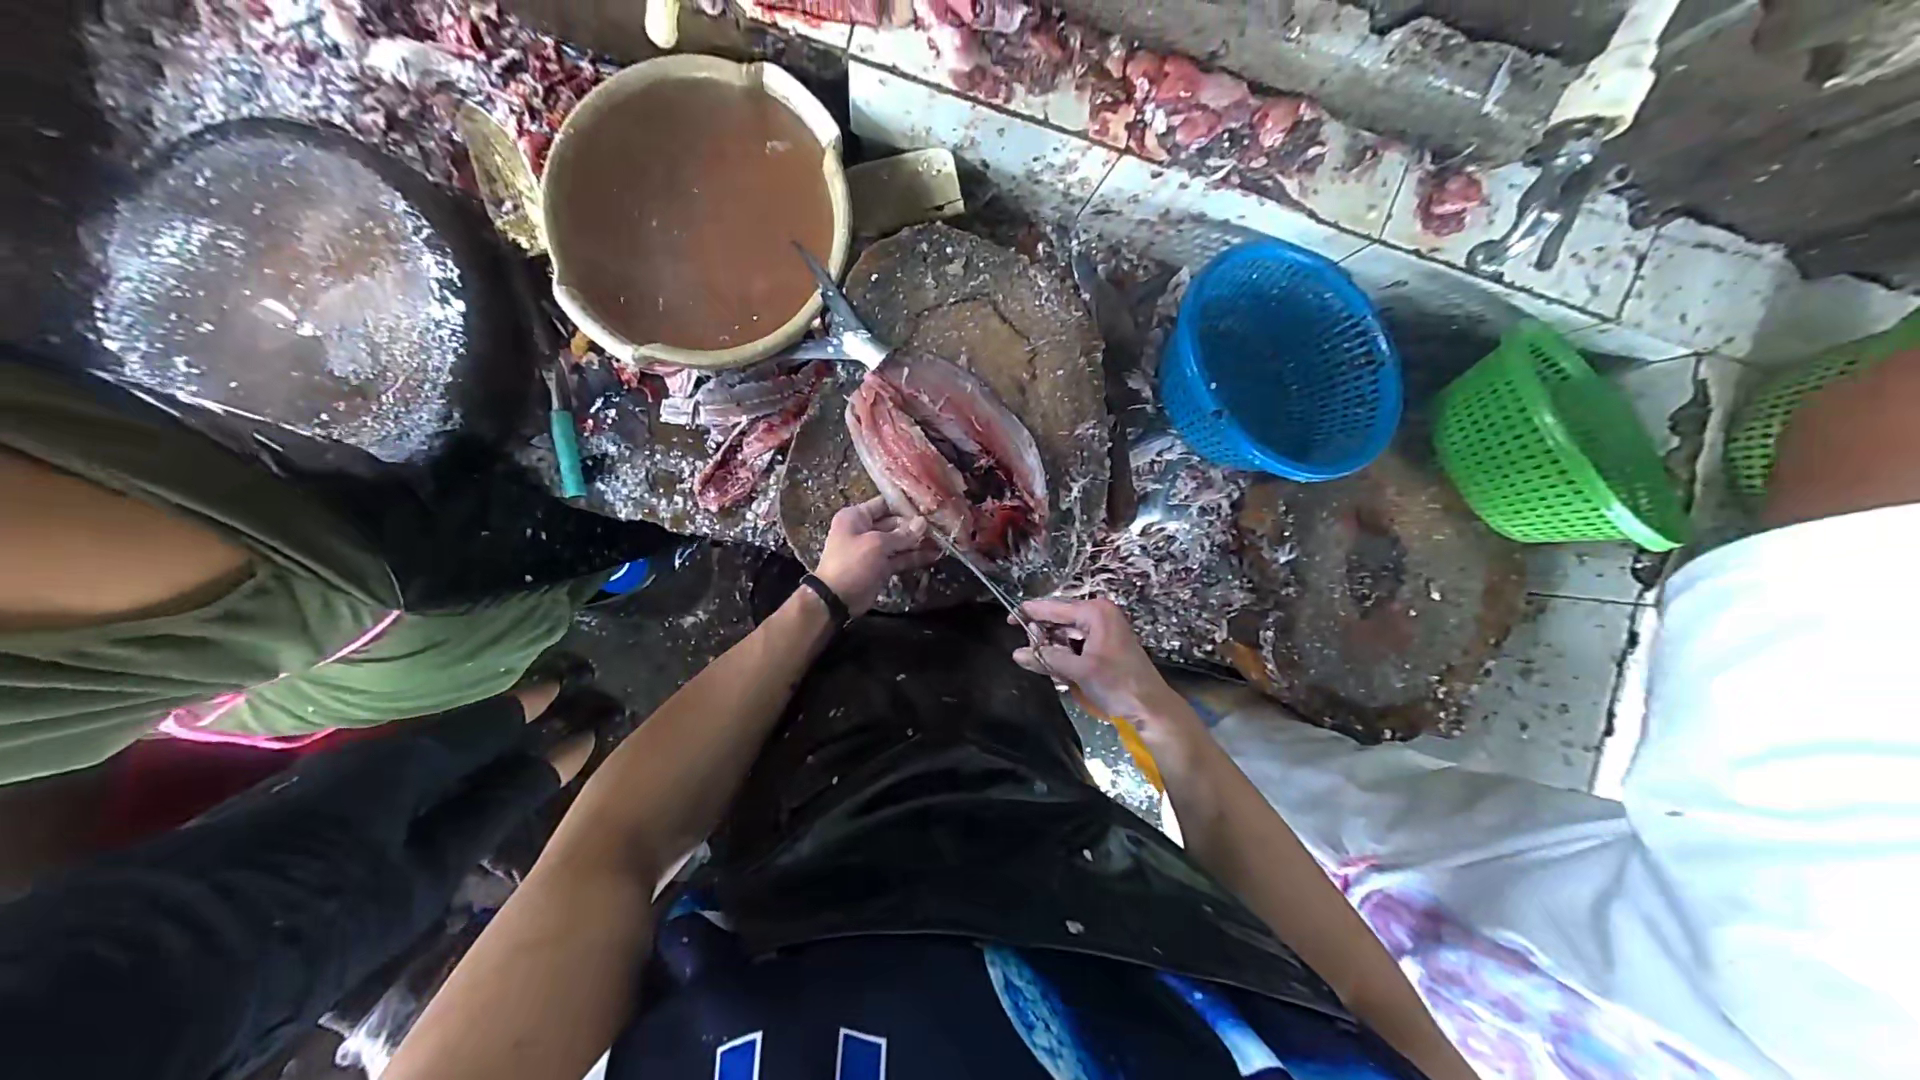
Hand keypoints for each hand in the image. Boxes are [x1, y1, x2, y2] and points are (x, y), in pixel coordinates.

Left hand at [813, 496, 940, 616]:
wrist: (835, 599)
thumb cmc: (852, 563)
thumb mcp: (877, 544)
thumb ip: (902, 534)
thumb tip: (923, 523)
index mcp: (856, 517)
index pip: (884, 504)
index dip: (905, 505)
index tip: (928, 506)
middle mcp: (864, 530)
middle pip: (894, 523)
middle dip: (916, 526)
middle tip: (940, 525)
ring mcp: (873, 550)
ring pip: (899, 542)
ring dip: (918, 542)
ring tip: (942, 540)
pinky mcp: (880, 567)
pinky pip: (899, 558)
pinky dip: (914, 557)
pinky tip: (933, 555)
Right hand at [1012, 597, 1185, 730]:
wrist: (1151, 708)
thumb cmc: (1118, 684)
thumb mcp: (1079, 670)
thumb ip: (1046, 658)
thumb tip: (1017, 654)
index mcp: (1095, 612)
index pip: (1054, 607)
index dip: (1029, 614)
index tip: (1008, 620)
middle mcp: (1099, 614)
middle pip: (1059, 620)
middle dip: (1043, 637)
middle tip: (1030, 656)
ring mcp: (1103, 629)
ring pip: (1065, 634)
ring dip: (1053, 650)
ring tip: (1045, 666)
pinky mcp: (1105, 645)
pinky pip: (1076, 644)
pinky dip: (1065, 656)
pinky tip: (1058, 670)